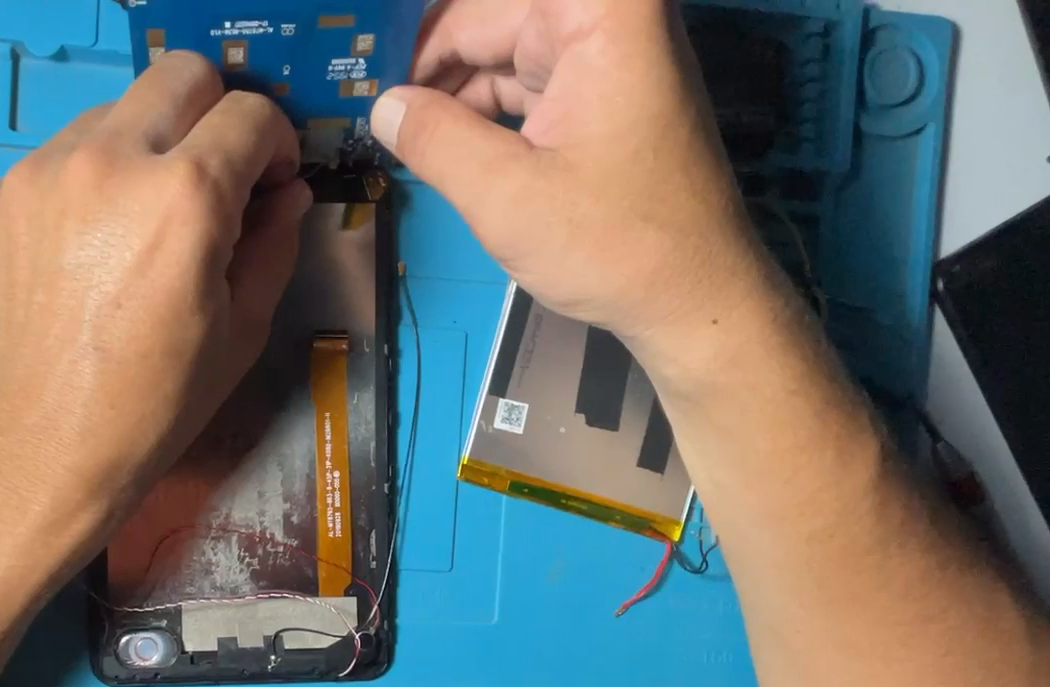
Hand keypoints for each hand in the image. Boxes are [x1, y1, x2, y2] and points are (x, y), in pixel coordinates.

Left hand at [0, 51, 310, 534]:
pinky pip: (53, 164)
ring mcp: (36, 175)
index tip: (269, 180)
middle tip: (211, 179)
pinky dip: (80, 191)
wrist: (53, 447)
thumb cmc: (159, 403)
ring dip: (140, 151)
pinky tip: (79, 256)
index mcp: (184, 197)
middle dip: (213, 115)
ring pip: (109, 116)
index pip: (249, 113)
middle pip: (179, 75)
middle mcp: (106, 161)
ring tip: (134, 228)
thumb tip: (286, 192)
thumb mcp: (241, 330)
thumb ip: (274, 244)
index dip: (274, 142)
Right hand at [372, 0, 782, 366]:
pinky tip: (444, 147)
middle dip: (430, 69)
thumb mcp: (504, 196)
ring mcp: (607, 57)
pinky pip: (524, 88)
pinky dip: (482, 115)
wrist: (688, 295)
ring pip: (502, 56)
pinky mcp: (601, 97)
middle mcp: (607, 17)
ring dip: (451, 97)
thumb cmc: (606, 243)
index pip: (475, 7)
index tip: (361, 79)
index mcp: (596, 13)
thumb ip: (435, 140)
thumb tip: (380, 106)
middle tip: (370, 116)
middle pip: (490, 21)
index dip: (416, 42)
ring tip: (398, 137)